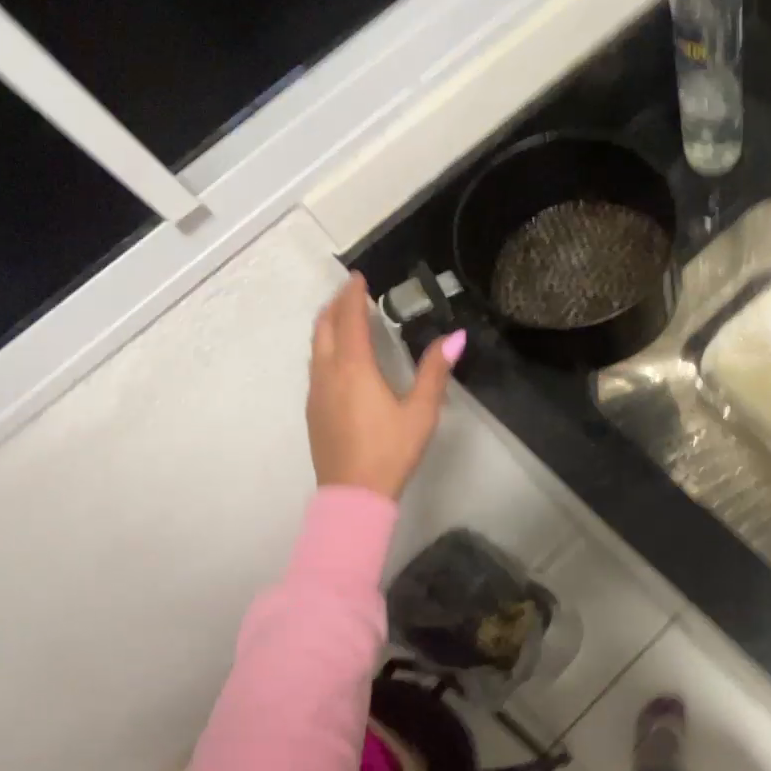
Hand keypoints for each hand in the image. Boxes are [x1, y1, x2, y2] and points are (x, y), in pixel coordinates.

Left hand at [307, 273, 462, 498]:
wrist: (354, 494)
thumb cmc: (391, 450)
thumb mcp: (421, 412)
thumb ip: (435, 372)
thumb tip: (455, 337)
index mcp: (353, 367)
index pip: (349, 318)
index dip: (353, 295)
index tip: (359, 277)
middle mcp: (327, 372)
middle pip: (324, 326)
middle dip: (336, 304)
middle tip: (352, 292)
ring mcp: (316, 392)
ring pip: (316, 346)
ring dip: (328, 325)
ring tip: (345, 318)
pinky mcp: (314, 410)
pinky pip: (315, 365)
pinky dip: (326, 347)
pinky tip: (340, 359)